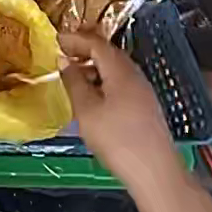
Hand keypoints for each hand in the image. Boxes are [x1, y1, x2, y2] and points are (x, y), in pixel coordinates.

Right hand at [59, 31, 178, 180]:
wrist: (154, 172)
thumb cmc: (116, 139)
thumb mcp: (86, 110)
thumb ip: (74, 82)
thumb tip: (64, 61)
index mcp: (120, 71)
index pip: (97, 44)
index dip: (75, 39)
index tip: (56, 40)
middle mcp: (135, 75)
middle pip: (108, 53)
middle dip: (85, 49)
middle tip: (63, 53)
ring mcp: (143, 91)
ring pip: (115, 68)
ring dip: (93, 66)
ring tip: (73, 74)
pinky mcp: (145, 106)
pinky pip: (121, 82)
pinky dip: (103, 80)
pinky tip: (92, 95)